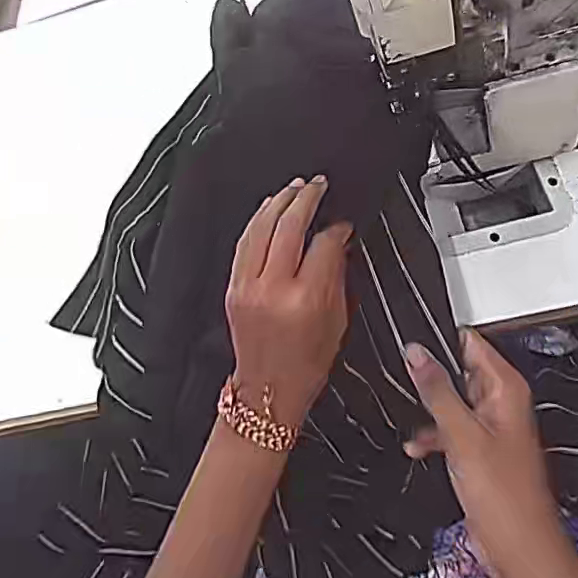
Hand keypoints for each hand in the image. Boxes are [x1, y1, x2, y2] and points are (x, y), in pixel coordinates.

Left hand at [227, 176, 353, 426]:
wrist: (267, 391)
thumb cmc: (307, 363)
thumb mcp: (338, 319)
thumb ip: (337, 275)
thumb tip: (337, 240)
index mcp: (307, 300)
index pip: (324, 243)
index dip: (337, 227)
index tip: (343, 223)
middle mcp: (275, 289)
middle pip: (290, 226)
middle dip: (307, 199)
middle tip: (319, 185)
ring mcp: (249, 287)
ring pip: (262, 227)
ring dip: (280, 202)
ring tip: (295, 188)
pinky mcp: (233, 288)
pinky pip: (244, 242)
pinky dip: (258, 220)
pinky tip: (270, 208)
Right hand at [404, 331, 575, 577]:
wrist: (521, 552)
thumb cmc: (504, 497)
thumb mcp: (462, 436)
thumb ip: (437, 391)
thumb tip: (416, 352)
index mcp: (505, 387)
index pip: (471, 342)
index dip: (440, 340)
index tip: (411, 343)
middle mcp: (500, 401)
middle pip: (460, 369)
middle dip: (432, 377)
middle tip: (404, 380)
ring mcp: (490, 425)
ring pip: (453, 400)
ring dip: (430, 408)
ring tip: (408, 412)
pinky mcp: (480, 449)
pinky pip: (452, 428)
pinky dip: (435, 435)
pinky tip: (417, 446)